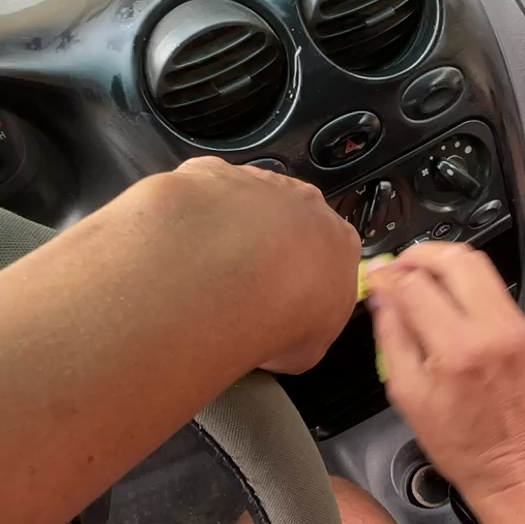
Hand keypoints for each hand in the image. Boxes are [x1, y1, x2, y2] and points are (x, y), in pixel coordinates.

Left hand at [141, 157, 359, 373]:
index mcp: (341, 242)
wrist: (229, 278)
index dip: (308, 283)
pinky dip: (192, 216)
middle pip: (291, 223)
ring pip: (245, 204)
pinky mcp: (211, 172)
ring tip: (208, 275)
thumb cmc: (280, 310)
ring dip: (231, 232)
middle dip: (270, 251)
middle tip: (245, 291)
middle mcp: (305, 203)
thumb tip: (284, 342)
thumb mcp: (308, 351)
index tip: (289, 305)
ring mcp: (258, 181)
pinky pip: (202, 192)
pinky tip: (183, 248)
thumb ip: (305, 334)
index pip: (332, 257)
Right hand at [366, 242, 524, 502]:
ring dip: (441, 260)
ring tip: (416, 275)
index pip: (415, 286)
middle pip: (454, 258)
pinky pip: (489, 282)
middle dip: (418, 254)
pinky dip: (461, 277)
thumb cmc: (457, 441)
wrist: (510, 463)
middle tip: (396, 267)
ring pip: (476, 262)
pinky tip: (441, 293)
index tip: (374, 276)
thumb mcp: (406, 392)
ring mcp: (512, 323)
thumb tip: (381, 296)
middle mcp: (490, 327)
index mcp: (457, 348)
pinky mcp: (521, 325)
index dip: (388, 275)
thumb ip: (392, 335)